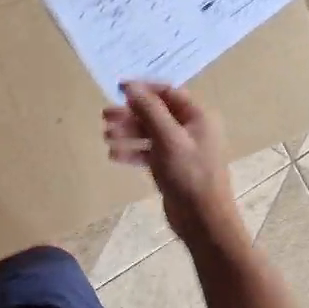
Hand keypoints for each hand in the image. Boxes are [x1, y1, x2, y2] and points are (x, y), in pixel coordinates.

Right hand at [102, 82, 236, 244]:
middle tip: (105, 116)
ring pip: (150, 134)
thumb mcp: (169, 138)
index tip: (118, 88)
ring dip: (128, 133)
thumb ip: (150, 110)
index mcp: (197, 117)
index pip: (168, 92)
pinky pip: (149, 153)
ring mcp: (181, 150)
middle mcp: (190, 129)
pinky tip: (114, 156)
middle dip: (130, 114)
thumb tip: (131, 87)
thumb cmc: (190, 174)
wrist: (203, 220)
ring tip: (105, 136)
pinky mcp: (171, 168)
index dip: (143, 89)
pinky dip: (133, 152)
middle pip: (156, 113)